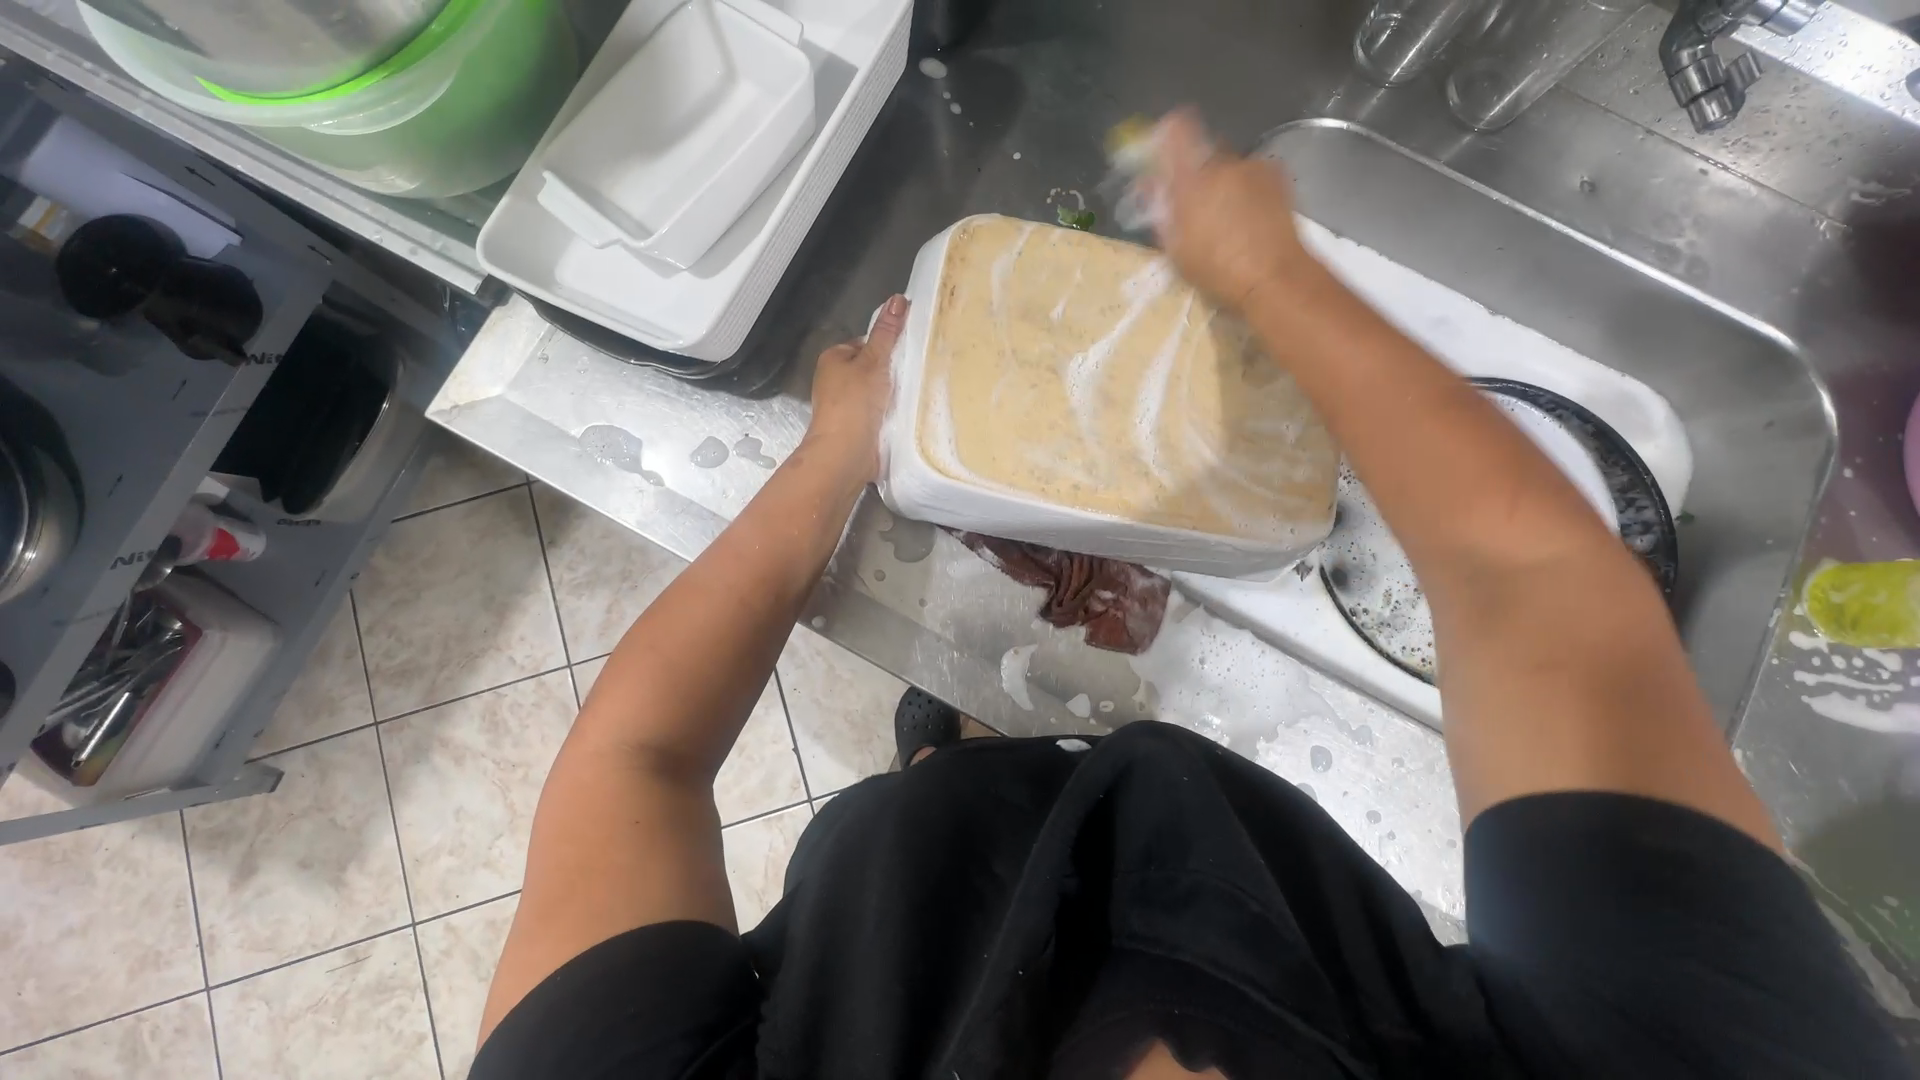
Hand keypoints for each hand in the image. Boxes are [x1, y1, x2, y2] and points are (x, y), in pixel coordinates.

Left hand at [805, 293, 908, 481]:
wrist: (846, 454)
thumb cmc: (855, 402)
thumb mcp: (874, 361)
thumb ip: (887, 333)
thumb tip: (897, 298)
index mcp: (833, 359)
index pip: (866, 343)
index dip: (887, 347)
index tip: (907, 353)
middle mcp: (836, 382)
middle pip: (874, 369)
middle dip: (893, 373)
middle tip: (917, 374)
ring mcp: (847, 407)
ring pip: (879, 393)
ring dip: (895, 396)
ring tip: (916, 395)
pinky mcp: (859, 428)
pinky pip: (881, 413)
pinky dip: (893, 414)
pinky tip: (909, 415)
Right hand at [1149, 109, 1316, 312]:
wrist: (1274, 277)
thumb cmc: (1218, 270)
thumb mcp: (1176, 249)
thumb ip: (1161, 211)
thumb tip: (1148, 186)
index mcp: (1191, 179)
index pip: (1177, 130)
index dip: (1169, 133)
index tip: (1165, 148)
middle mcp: (1223, 164)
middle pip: (1204, 152)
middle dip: (1198, 172)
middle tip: (1196, 205)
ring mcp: (1253, 168)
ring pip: (1230, 167)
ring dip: (1225, 183)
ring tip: (1227, 219)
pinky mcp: (1278, 177)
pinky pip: (1254, 176)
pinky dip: (1248, 190)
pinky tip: (1250, 219)